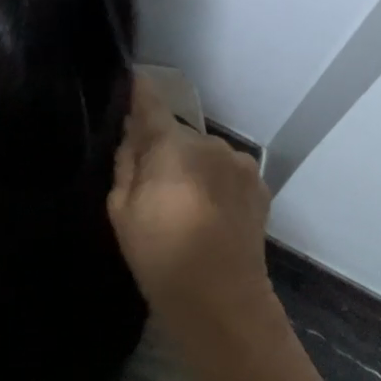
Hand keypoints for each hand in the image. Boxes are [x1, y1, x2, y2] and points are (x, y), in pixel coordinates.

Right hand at [107, 74, 271, 319]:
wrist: (224, 303)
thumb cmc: (162, 256)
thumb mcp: (121, 210)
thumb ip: (125, 162)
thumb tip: (132, 133)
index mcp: (171, 145)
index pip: (150, 101)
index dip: (138, 89)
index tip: (129, 77)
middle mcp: (208, 142)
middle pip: (177, 133)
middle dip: (164, 147)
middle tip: (152, 184)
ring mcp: (239, 162)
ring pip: (203, 152)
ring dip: (192, 165)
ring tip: (185, 205)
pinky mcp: (259, 184)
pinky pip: (226, 170)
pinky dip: (216, 181)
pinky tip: (210, 212)